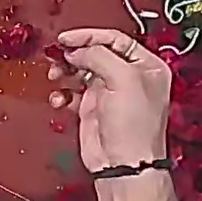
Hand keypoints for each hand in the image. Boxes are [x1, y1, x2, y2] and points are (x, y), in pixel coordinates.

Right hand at [48, 28, 170, 173]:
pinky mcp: (92, 107)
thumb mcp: (123, 80)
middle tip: (58, 55)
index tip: (67, 38)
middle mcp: (128, 77)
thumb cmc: (135, 128)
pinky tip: (60, 98)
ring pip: (80, 70)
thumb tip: (77, 49)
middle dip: (74, 53)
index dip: (89, 36)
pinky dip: (63, 92)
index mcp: (146, 66)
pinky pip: (72, 92)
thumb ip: (99, 56)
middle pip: (95, 53)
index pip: (115, 39)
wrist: (122, 164)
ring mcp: (108, 92)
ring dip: (64, 70)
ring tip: (55, 74)